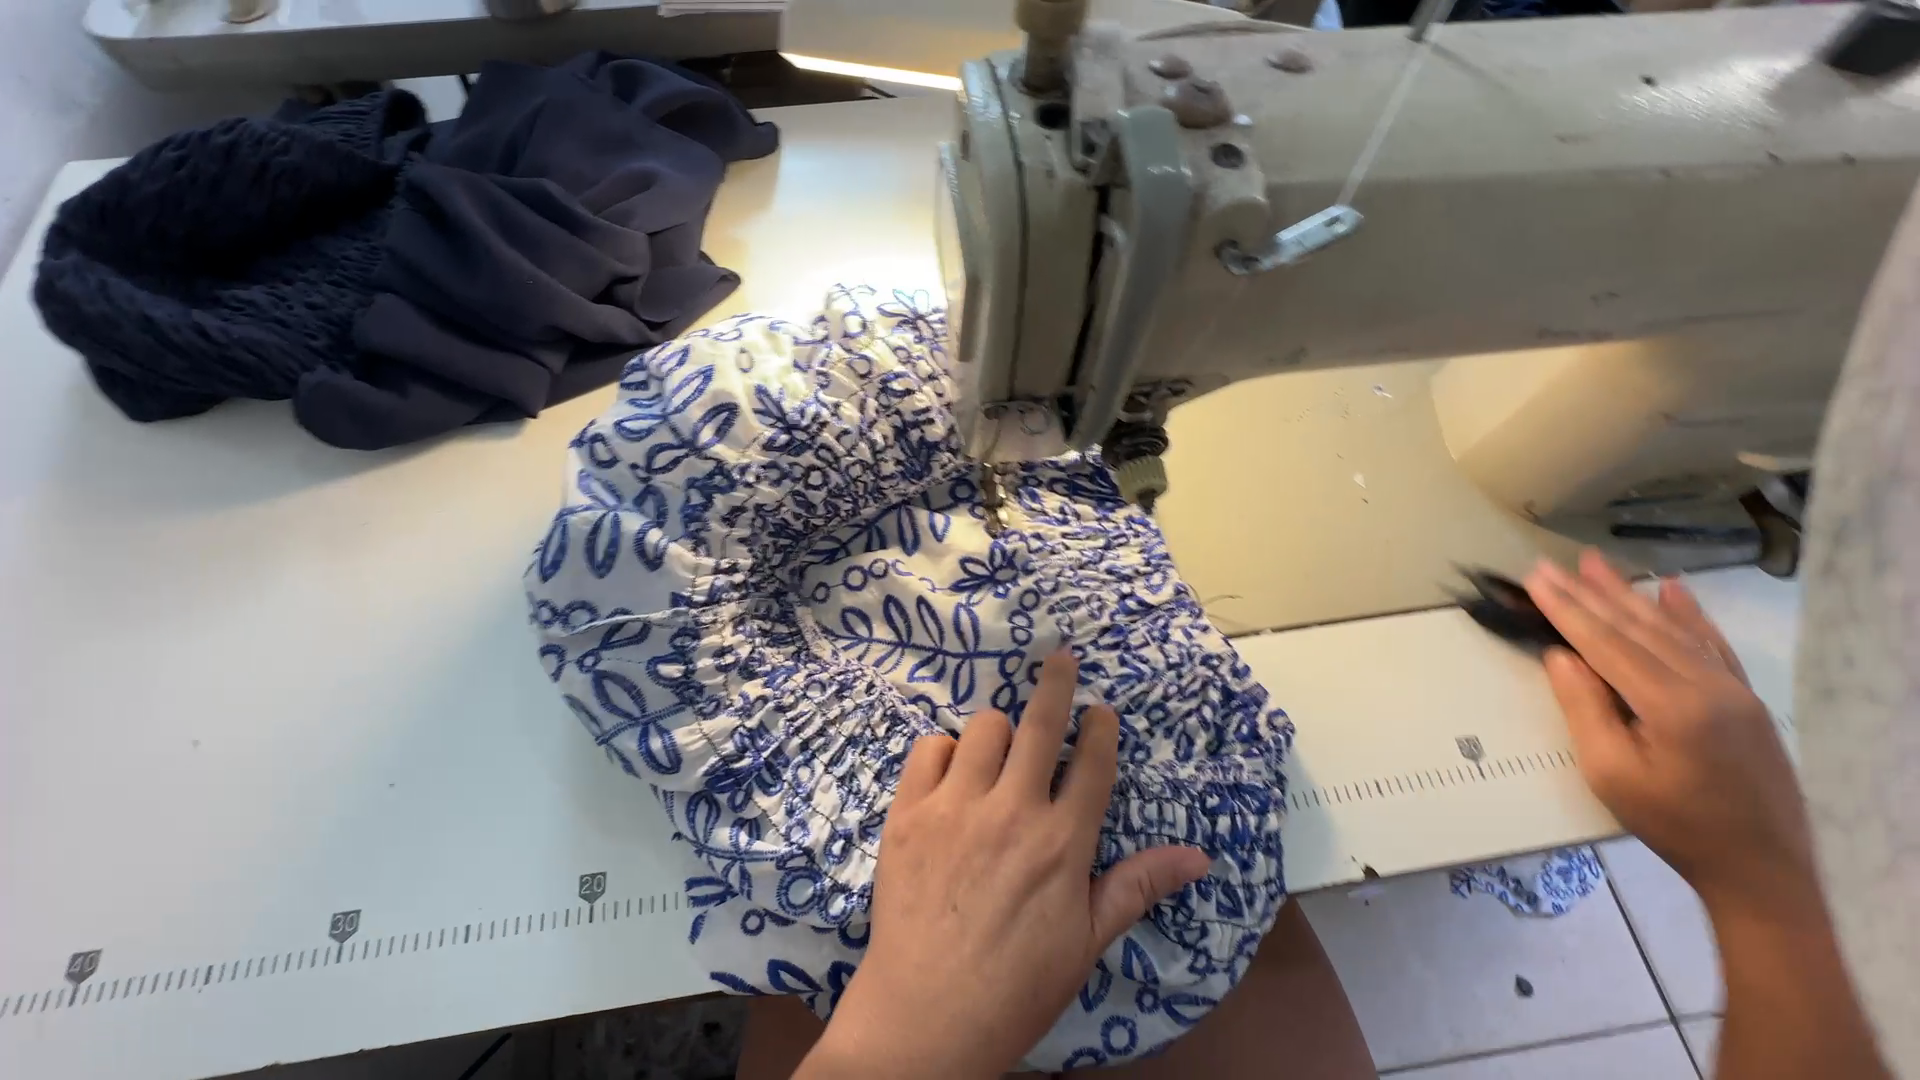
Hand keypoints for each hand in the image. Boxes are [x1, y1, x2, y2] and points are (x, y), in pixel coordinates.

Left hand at [798, 652, 1211, 1079]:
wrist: (926, 1015)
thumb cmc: (1016, 985)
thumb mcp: (1086, 941)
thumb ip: (1137, 886)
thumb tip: (1199, 857)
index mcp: (1063, 842)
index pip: (1092, 763)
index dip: (1100, 728)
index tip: (1101, 710)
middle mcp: (1012, 810)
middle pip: (1040, 723)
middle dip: (1057, 681)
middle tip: (1062, 656)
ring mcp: (955, 807)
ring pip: (983, 728)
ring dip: (997, 732)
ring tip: (999, 753)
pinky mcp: (909, 813)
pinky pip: (929, 749)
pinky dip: (944, 752)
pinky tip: (951, 775)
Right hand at [1525, 551, 1816, 918]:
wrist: (1762, 867)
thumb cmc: (1673, 823)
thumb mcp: (1611, 773)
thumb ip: (1585, 709)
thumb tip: (1561, 656)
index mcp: (1671, 705)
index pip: (1605, 644)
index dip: (1567, 609)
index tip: (1537, 577)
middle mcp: (1707, 685)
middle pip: (1638, 628)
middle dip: (1592, 593)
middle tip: (1555, 562)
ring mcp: (1733, 690)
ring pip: (1672, 630)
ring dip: (1630, 594)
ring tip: (1598, 564)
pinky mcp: (1745, 700)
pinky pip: (1712, 645)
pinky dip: (1688, 615)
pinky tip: (1673, 590)